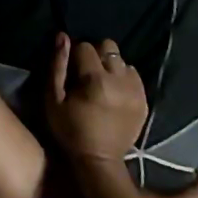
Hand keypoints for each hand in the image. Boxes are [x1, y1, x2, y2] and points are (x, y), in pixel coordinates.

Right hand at [46, 35, 147, 165]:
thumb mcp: (54, 99)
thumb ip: (57, 65)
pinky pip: (134, 75)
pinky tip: (114, 92)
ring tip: (102, 83)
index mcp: (95, 80)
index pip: (85, 46)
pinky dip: (124, 78)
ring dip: (111, 66)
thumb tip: (62, 36)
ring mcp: (135, 90)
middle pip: (108, 47)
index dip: (75, 54)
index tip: (71, 71)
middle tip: (87, 74)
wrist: (99, 161)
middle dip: (96, 55)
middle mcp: (119, 80)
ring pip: (122, 60)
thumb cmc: (70, 130)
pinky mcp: (144, 100)